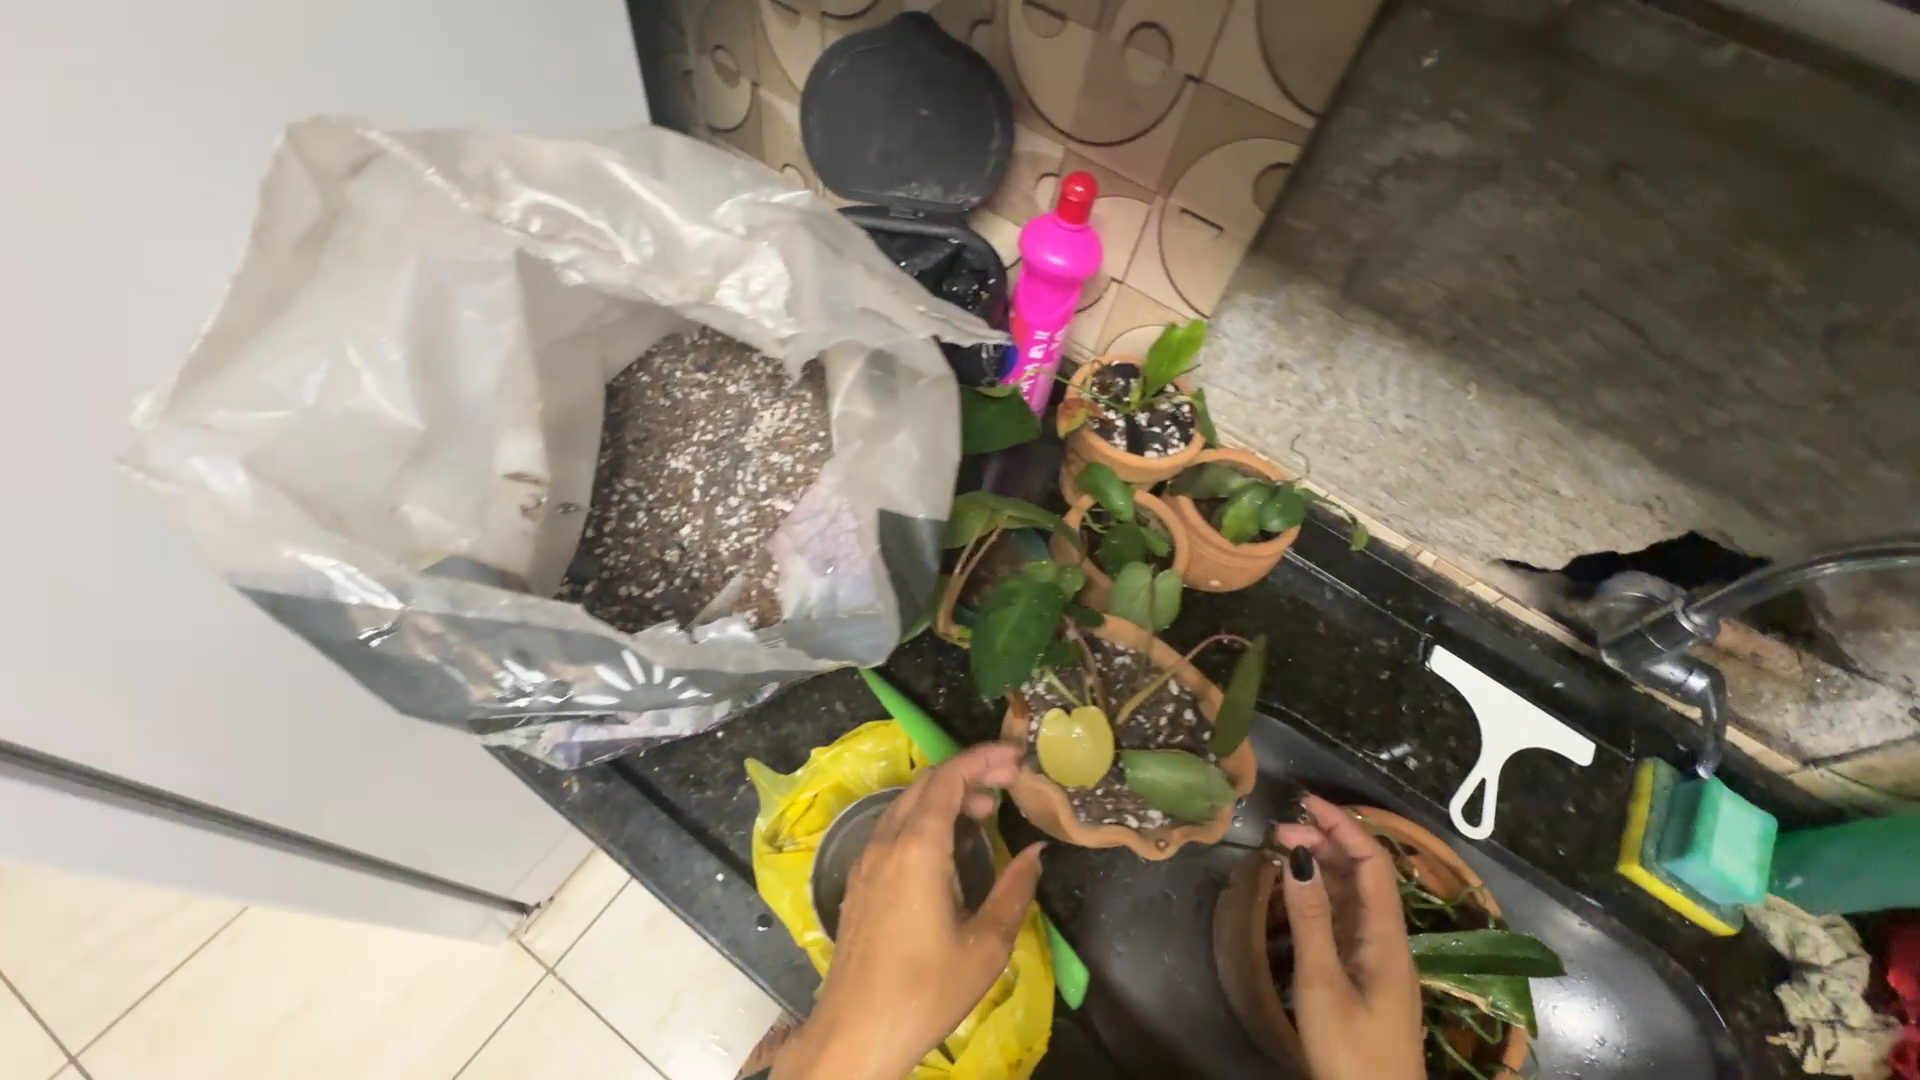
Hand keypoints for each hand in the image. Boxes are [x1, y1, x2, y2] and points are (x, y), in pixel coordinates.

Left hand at [773, 744, 1044, 1079]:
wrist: (854, 1033)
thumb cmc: (925, 991)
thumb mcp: (986, 946)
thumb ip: (1014, 889)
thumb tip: (1036, 851)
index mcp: (918, 847)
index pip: (949, 778)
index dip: (983, 759)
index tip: (1015, 757)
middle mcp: (887, 841)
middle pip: (927, 784)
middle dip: (969, 773)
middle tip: (1008, 783)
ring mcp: (867, 859)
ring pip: (908, 804)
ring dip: (946, 796)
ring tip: (985, 814)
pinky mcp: (860, 879)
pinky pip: (894, 828)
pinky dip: (926, 819)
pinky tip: (949, 846)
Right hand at [1272, 795, 1423, 1079]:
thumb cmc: (1351, 1050)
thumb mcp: (1322, 982)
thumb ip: (1310, 916)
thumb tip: (1298, 853)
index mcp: (1386, 938)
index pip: (1372, 863)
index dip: (1343, 826)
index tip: (1304, 802)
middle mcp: (1387, 940)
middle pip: (1365, 875)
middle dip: (1327, 842)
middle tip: (1280, 830)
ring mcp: (1376, 959)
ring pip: (1355, 896)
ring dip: (1324, 866)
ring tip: (1284, 850)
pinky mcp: (1363, 975)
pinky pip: (1346, 919)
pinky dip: (1322, 894)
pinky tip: (1298, 892)